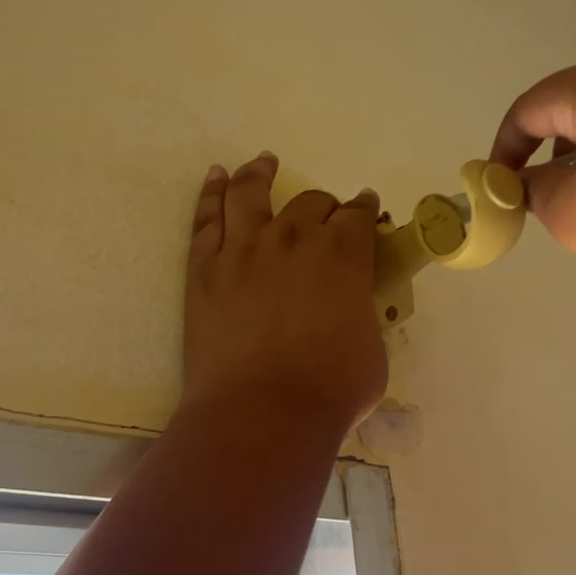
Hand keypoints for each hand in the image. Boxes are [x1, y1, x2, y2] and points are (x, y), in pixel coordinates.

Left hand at [181, 152, 387, 434]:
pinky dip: (211, 194)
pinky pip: (206, 218)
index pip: (358, 217)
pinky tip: (215, 178)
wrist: (263, 412)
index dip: (363, 211)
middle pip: (310, 203)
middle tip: (322, 213)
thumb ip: (361, 320)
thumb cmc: (330, 393)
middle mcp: (295, 239)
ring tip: (262, 162)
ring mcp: (244, 250)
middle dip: (322, 205)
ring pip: (251, 194)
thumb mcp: (372, 353)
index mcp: (345, 256)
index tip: (364, 209)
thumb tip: (352, 317)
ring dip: (259, 174)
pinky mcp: (204, 270)